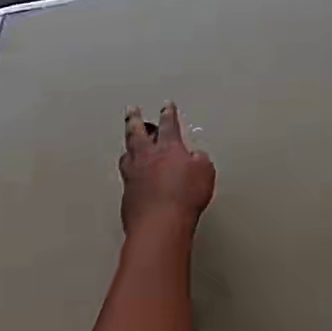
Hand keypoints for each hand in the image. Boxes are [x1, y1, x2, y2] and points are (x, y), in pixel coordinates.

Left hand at [120, 103, 214, 235]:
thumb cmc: (184, 198)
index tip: (167, 106)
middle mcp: (148, 158)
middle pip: (137, 132)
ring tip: (128, 138)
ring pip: (127, 152)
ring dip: (128, 143)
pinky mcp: (127, 194)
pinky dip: (129, 166)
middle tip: (132, 110)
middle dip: (135, 119)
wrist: (161, 224)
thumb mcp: (205, 171)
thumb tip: (196, 158)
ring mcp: (134, 176)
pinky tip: (132, 169)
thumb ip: (200, 159)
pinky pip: (126, 173)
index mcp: (169, 148)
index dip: (168, 113)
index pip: (168, 124)